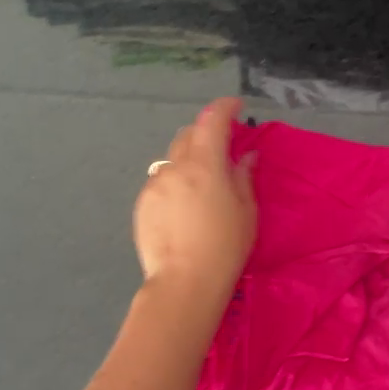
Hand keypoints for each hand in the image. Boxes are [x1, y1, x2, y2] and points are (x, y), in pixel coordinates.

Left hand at [133, 98, 255, 294]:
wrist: (184, 283)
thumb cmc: (226, 248)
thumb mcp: (246, 212)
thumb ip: (243, 177)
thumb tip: (245, 155)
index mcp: (205, 165)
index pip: (212, 121)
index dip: (225, 108)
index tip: (237, 106)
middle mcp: (175, 168)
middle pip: (188, 135)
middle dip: (206, 133)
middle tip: (224, 147)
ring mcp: (154, 185)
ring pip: (173, 160)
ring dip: (190, 160)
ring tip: (204, 183)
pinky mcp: (142, 205)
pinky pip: (161, 182)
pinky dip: (175, 183)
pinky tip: (186, 207)